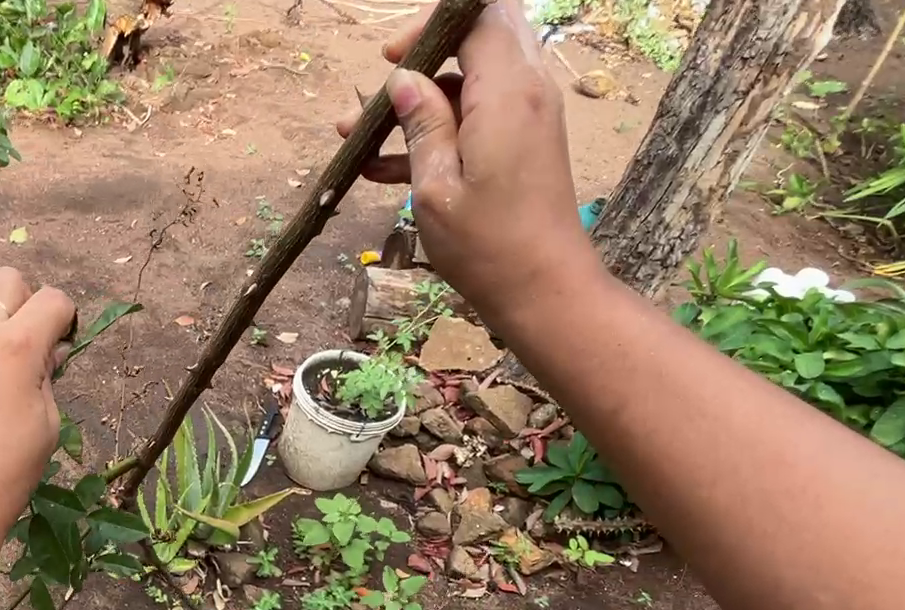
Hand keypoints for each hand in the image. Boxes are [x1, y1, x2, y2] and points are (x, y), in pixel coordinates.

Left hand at [0, 267, 72, 542]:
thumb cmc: (6, 474)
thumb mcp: (46, 424)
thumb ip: (46, 375)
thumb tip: (46, 351)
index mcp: (15, 347)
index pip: (52, 299)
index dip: (65, 317)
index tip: (63, 340)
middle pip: (4, 281)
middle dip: (23, 302)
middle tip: (25, 343)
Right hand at [337, 1, 601, 328]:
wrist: (540, 287)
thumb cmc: (484, 244)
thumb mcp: (435, 187)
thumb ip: (422, 126)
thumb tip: (403, 81)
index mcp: (507, 92)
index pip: (477, 18)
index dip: (428, 29)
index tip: (389, 61)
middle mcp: (528, 90)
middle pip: (481, 37)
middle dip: (426, 56)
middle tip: (384, 92)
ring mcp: (529, 116)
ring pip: (473, 80)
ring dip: (422, 103)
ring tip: (364, 140)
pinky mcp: (524, 143)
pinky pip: (478, 115)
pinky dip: (438, 131)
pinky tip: (385, 168)